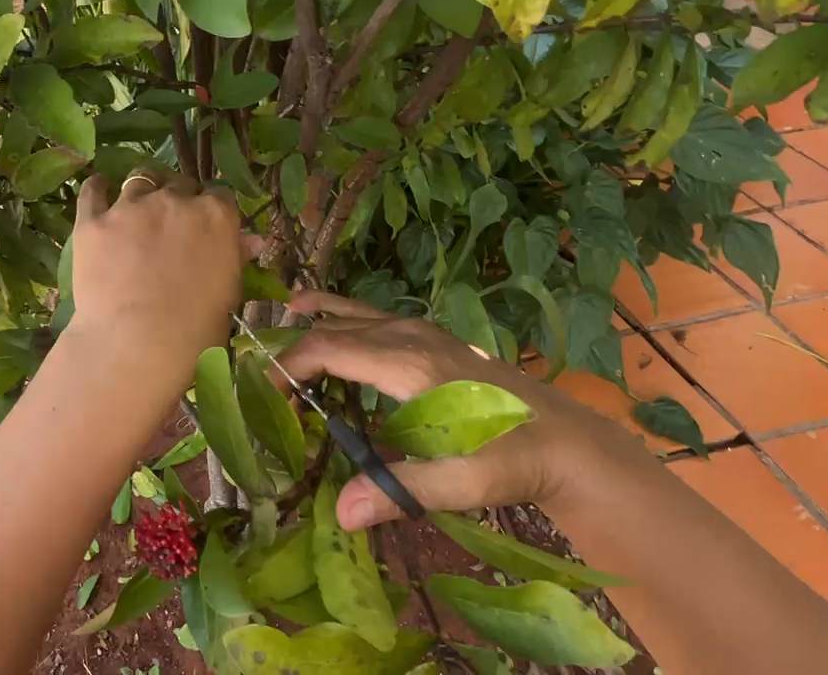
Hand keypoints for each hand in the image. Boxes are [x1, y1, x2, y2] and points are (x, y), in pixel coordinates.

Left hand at [70, 170, 261, 382]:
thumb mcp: (228, 294)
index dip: (212, 207)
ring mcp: (131, 207)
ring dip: (143, 189)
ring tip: (138, 204)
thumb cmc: (194, 331)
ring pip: (139, 179)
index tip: (207, 224)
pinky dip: (97, 188)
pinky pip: (93, 192)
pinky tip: (99, 188)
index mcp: (216, 216)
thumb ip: (236, 258)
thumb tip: (253, 240)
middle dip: (179, 198)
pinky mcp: (93, 221)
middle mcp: (174, 200)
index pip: (219, 194)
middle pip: (179, 183)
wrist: (136, 345)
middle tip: (172, 222)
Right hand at [279, 291, 653, 530]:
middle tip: (260, 376)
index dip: (290, 365)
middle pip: (335, 329)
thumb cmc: (513, 459)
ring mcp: (421, 330)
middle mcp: (409, 335)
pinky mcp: (430, 336)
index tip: (265, 392)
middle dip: (294, 347)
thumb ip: (401, 491)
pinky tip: (327, 315)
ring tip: (278, 320)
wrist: (567, 439)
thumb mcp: (463, 483)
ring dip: (314, 318)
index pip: (330, 349)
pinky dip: (340, 313)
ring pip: (352, 314)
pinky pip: (372, 315)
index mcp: (410, 365)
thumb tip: (340, 514)